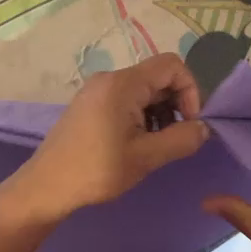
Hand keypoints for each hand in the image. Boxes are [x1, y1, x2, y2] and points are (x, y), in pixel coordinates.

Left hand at [0, 55, 208, 226]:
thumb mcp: (146, 157)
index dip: (190, 90)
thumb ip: (182, 139)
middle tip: (174, 139)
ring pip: (143, 90)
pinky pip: (126, 99)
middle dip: (175, 104)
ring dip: (159, 113)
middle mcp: (109, 79)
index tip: (189, 123)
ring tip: (154, 146)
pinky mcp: (90, 104)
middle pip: (158, 76)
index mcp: (123, 84)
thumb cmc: (97, 171)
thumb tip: (203, 128)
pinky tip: (136, 144)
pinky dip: (141, 116)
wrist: (47, 186)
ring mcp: (97, 90)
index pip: (172, 65)